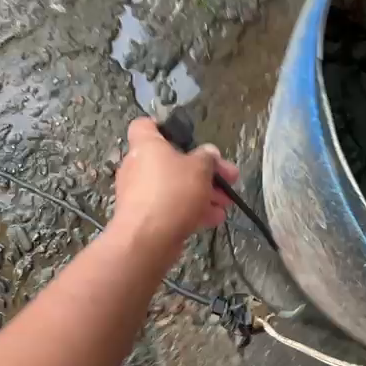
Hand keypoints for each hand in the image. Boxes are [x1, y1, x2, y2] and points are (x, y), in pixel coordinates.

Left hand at [110, 118, 238, 252]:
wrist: (146, 240)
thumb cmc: (171, 193)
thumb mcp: (199, 169)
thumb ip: (207, 158)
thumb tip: (208, 152)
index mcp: (146, 145)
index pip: (144, 125)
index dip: (163, 126)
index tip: (186, 136)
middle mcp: (138, 166)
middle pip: (171, 160)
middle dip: (202, 170)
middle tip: (227, 179)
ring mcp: (139, 193)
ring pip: (174, 186)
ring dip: (201, 192)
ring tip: (226, 202)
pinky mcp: (144, 217)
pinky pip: (170, 207)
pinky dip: (191, 210)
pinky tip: (214, 218)